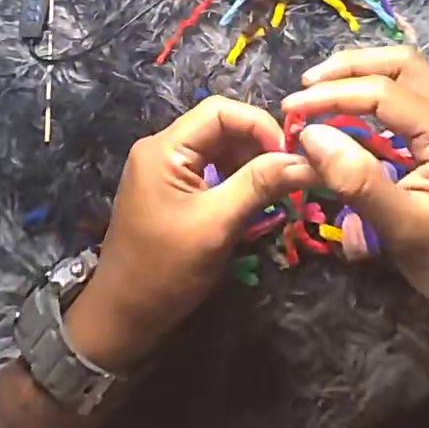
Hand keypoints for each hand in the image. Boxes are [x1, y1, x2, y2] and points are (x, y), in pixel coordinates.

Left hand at [64, 97, 314, 370]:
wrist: (121, 316)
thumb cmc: (165, 270)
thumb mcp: (217, 225)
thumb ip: (259, 185)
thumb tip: (307, 161)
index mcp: (164, 148)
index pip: (219, 111)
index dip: (259, 125)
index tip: (290, 155)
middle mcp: (162, 148)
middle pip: (219, 125)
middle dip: (258, 144)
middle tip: (291, 172)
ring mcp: (165, 168)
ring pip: (218, 146)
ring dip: (250, 161)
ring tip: (278, 186)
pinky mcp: (171, 188)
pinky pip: (210, 167)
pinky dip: (236, 177)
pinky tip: (256, 196)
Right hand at [281, 47, 428, 326]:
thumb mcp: (405, 231)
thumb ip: (358, 181)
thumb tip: (310, 135)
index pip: (384, 92)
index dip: (333, 94)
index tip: (292, 110)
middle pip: (403, 64)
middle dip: (350, 67)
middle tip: (308, 86)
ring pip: (407, 77)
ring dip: (362, 76)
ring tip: (321, 92)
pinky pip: (408, 101)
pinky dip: (373, 97)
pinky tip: (349, 116)